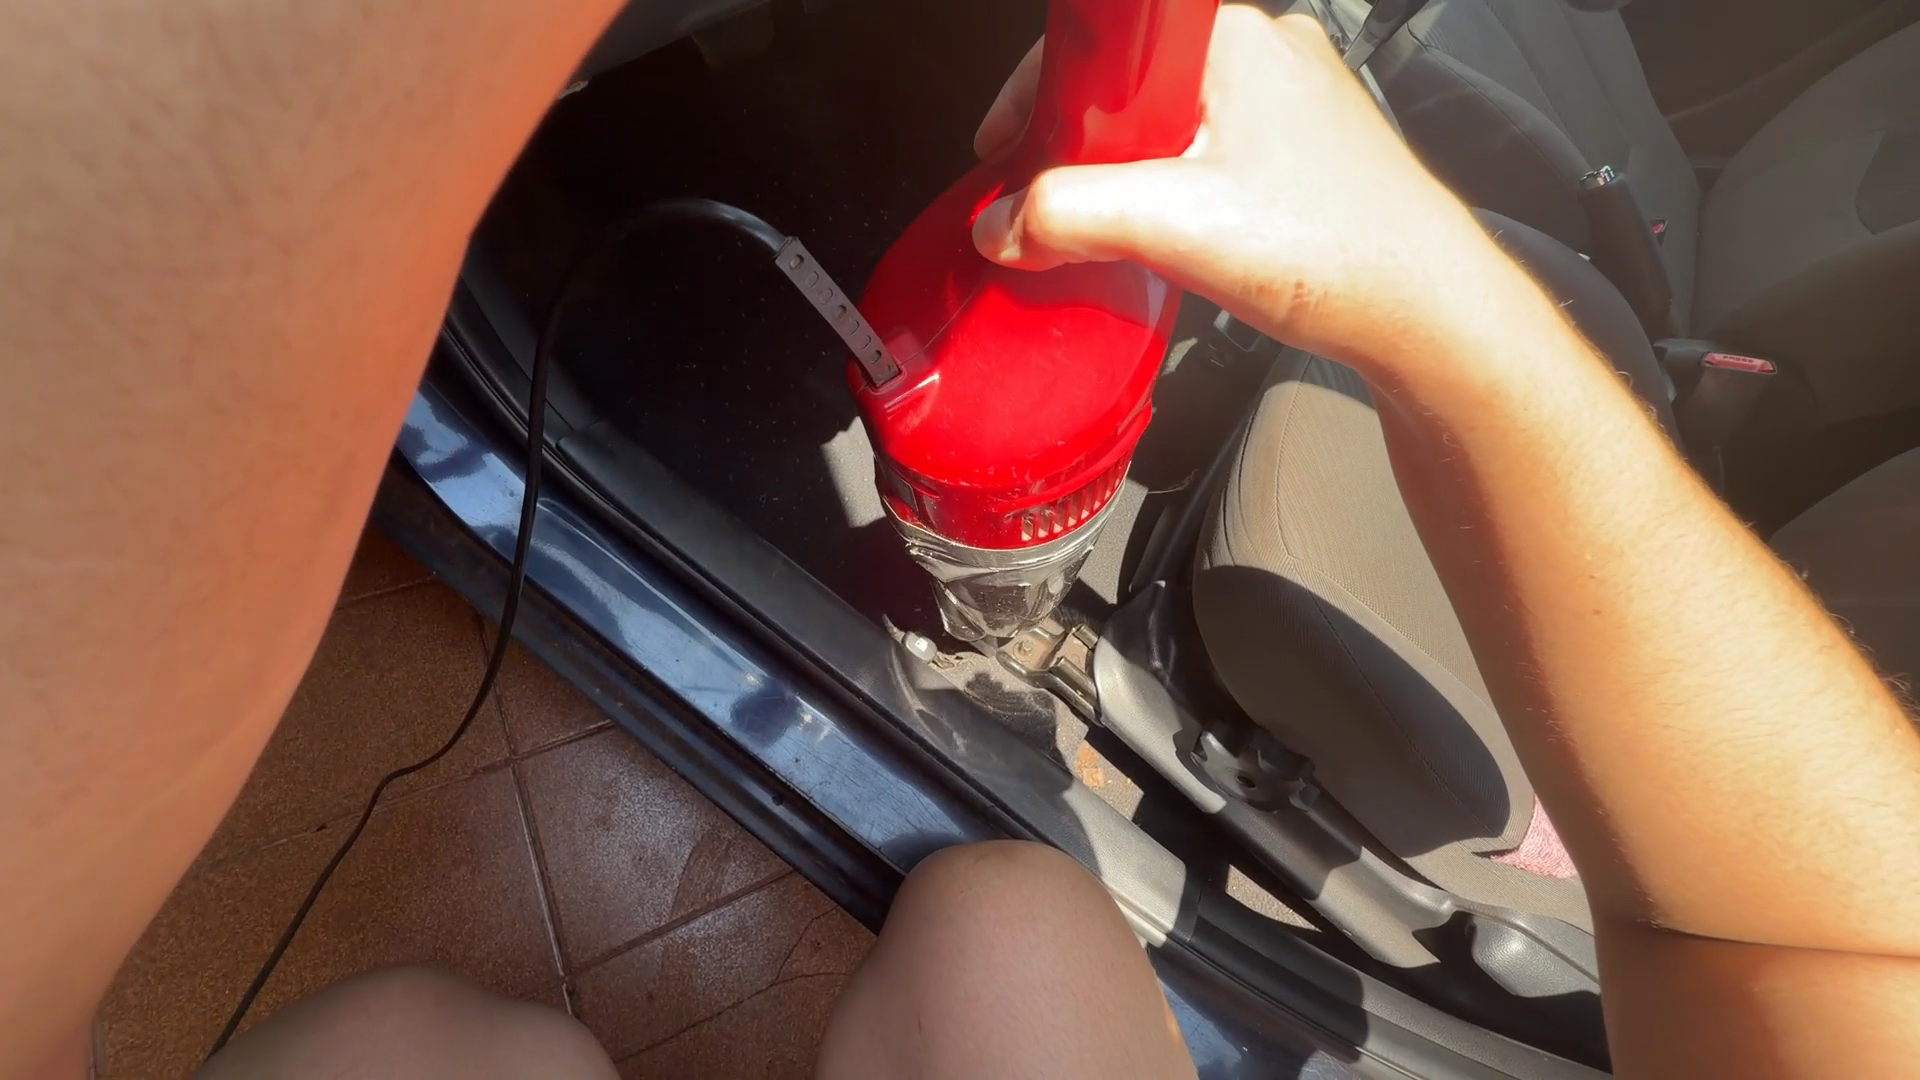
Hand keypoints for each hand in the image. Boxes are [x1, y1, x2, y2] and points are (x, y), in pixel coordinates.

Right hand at [970, 7, 1516, 368]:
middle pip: (1117, 95)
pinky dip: (1152, 198)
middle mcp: (1252, 60)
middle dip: (1066, 153)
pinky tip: (1150, 240)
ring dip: (1110, 183)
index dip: (1033, 98)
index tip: (999, 151)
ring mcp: (1272, 109)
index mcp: (1226, 43)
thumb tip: (999, 224)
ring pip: (1152, 134)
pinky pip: (1189, 162)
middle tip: (1038, 210)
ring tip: (1093, 233)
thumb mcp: (1178, 225)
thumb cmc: (1335, 250)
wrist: (1416, 309)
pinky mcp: (1280, 159)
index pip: (1096, 46)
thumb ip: (1072, 215)